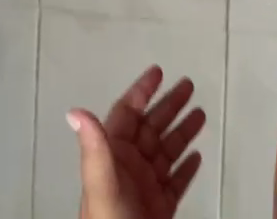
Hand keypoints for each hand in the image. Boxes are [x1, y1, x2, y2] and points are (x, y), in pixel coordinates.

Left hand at [69, 66, 205, 218]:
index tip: (159, 71)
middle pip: (151, 129)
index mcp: (113, 158)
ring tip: (202, 115)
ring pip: (166, 153)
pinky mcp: (158, 211)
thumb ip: (94, 150)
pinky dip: (186, 169)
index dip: (141, 91)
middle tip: (190, 84)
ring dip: (182, 132)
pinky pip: (174, 184)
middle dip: (169, 106)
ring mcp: (144, 191)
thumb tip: (74, 111)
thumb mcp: (101, 187)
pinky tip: (198, 158)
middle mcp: (128, 169)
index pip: (127, 115)